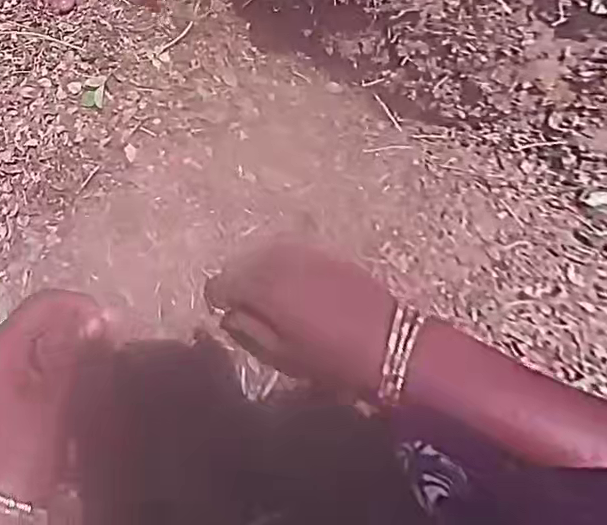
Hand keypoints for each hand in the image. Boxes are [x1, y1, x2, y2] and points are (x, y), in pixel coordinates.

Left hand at [0, 291, 108, 507]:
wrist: (8, 507)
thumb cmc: (19, 456)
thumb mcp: (56, 396)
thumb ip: (78, 352)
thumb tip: (97, 318)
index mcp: (4, 345)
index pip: (46, 302)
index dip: (79, 306)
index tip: (107, 320)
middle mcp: (3, 355)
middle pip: (50, 322)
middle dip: (82, 331)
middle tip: (107, 341)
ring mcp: (10, 377)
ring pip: (54, 346)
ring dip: (79, 353)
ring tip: (98, 369)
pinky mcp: (21, 398)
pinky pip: (52, 369)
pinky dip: (71, 373)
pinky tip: (83, 392)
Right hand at [204, 241, 397, 394]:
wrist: (389, 341)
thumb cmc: (331, 358)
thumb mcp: (282, 355)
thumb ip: (248, 331)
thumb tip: (227, 315)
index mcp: (260, 286)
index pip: (220, 283)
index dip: (217, 299)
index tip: (223, 312)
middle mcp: (274, 260)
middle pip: (239, 264)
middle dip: (237, 283)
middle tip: (244, 306)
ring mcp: (298, 251)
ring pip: (262, 255)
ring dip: (258, 272)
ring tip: (268, 295)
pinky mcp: (319, 250)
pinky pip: (286, 252)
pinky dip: (280, 265)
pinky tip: (291, 284)